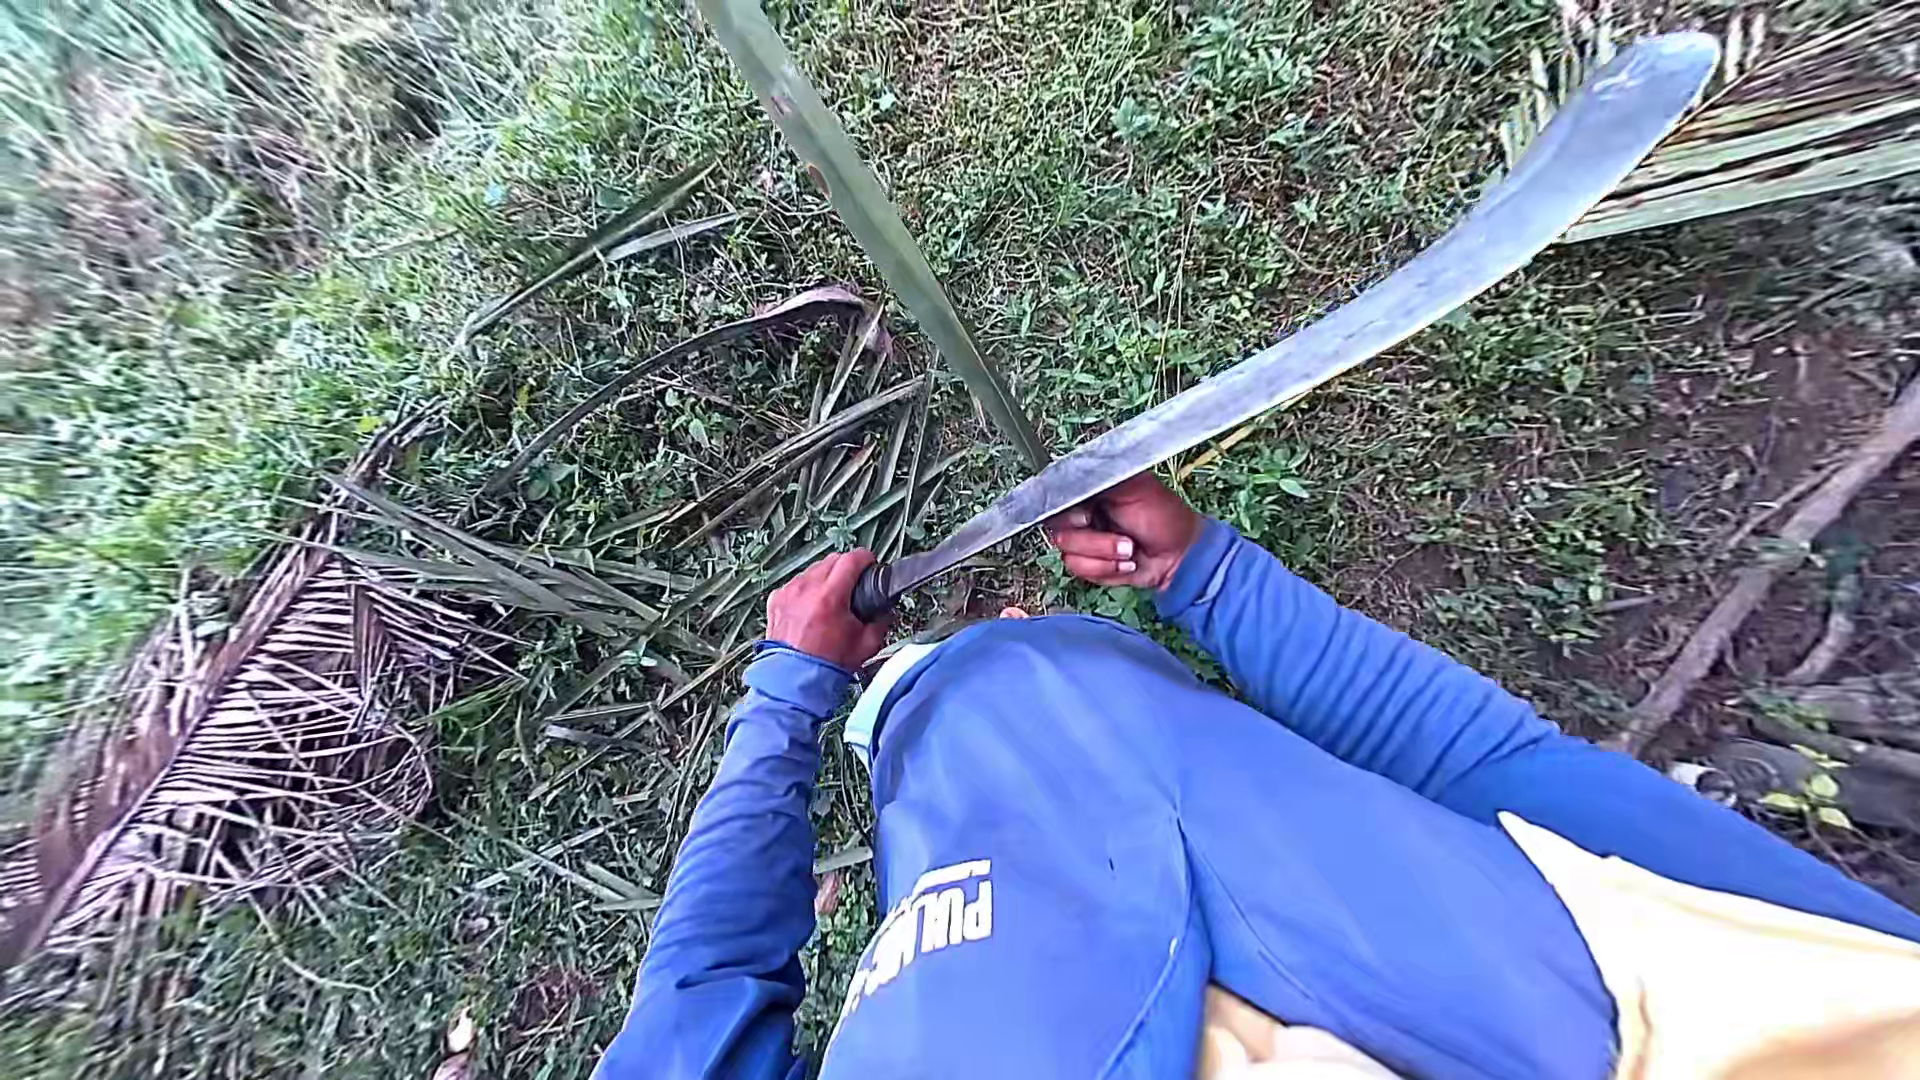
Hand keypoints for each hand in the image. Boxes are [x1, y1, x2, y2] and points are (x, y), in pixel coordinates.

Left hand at [766, 549, 890, 669]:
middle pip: (833, 559)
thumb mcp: (867, 644)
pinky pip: (797, 583)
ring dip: (827, 577)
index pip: (852, 559)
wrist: (794, 681)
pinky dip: (807, 589)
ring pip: (814, 569)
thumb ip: (881, 621)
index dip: (866, 559)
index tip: (870, 564)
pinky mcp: (777, 600)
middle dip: (847, 568)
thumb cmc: (826, 665)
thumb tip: (886, 609)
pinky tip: (813, 606)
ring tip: (833, 598)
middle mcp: (806, 590)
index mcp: (830, 597)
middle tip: (855, 584)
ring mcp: (789, 593)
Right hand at [1044, 471, 1203, 590]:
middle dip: (1094, 540)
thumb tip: (1074, 476)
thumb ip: (1103, 477)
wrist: (1181, 555)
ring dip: (1104, 555)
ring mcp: (1084, 542)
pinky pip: (1080, 569)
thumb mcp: (1136, 486)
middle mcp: (1082, 516)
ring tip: (1130, 550)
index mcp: (1089, 493)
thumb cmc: (1166, 518)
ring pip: (1068, 552)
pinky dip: (1106, 568)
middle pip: (1058, 529)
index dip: (1068, 513)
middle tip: (1122, 538)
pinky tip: (1126, 563)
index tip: (1087, 517)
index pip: (1056, 500)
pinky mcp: (1090, 565)